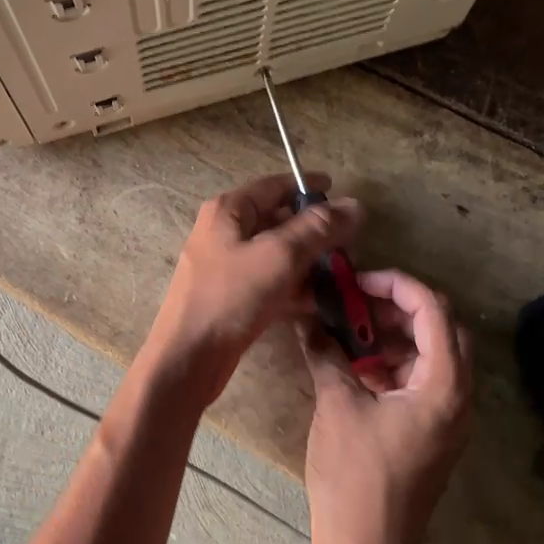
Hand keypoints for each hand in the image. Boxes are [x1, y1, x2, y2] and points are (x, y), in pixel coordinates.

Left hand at [144, 173, 362, 405]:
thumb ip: (318, 228)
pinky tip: (322, 301)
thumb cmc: (231, 297)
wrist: (189, 357)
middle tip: (350, 241)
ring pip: (276, 253)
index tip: (339, 190)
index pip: (274, 186)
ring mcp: (226, 265)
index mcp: (229, 210)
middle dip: (313, 229)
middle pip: (276, 219)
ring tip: (344, 273)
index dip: (307, 187)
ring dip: (308, 261)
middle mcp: (224, 231)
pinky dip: (294, 286)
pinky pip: (270, 281)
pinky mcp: (232, 296)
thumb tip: (354, 204)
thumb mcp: (280, 256)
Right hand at [298, 269, 472, 543]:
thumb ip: (326, 352)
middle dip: (399, 305)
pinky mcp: (431, 432)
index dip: (396, 284)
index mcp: (443, 386)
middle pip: (441, 327)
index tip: (356, 279)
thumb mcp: (337, 404)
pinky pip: (420, 379)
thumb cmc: (356, 475)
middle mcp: (456, 397)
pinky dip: (391, 361)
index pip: (433, 310)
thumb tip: (306, 317)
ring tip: (350, 326)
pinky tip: (354, 362)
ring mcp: (446, 417)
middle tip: (356, 298)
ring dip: (393, 333)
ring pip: (432, 353)